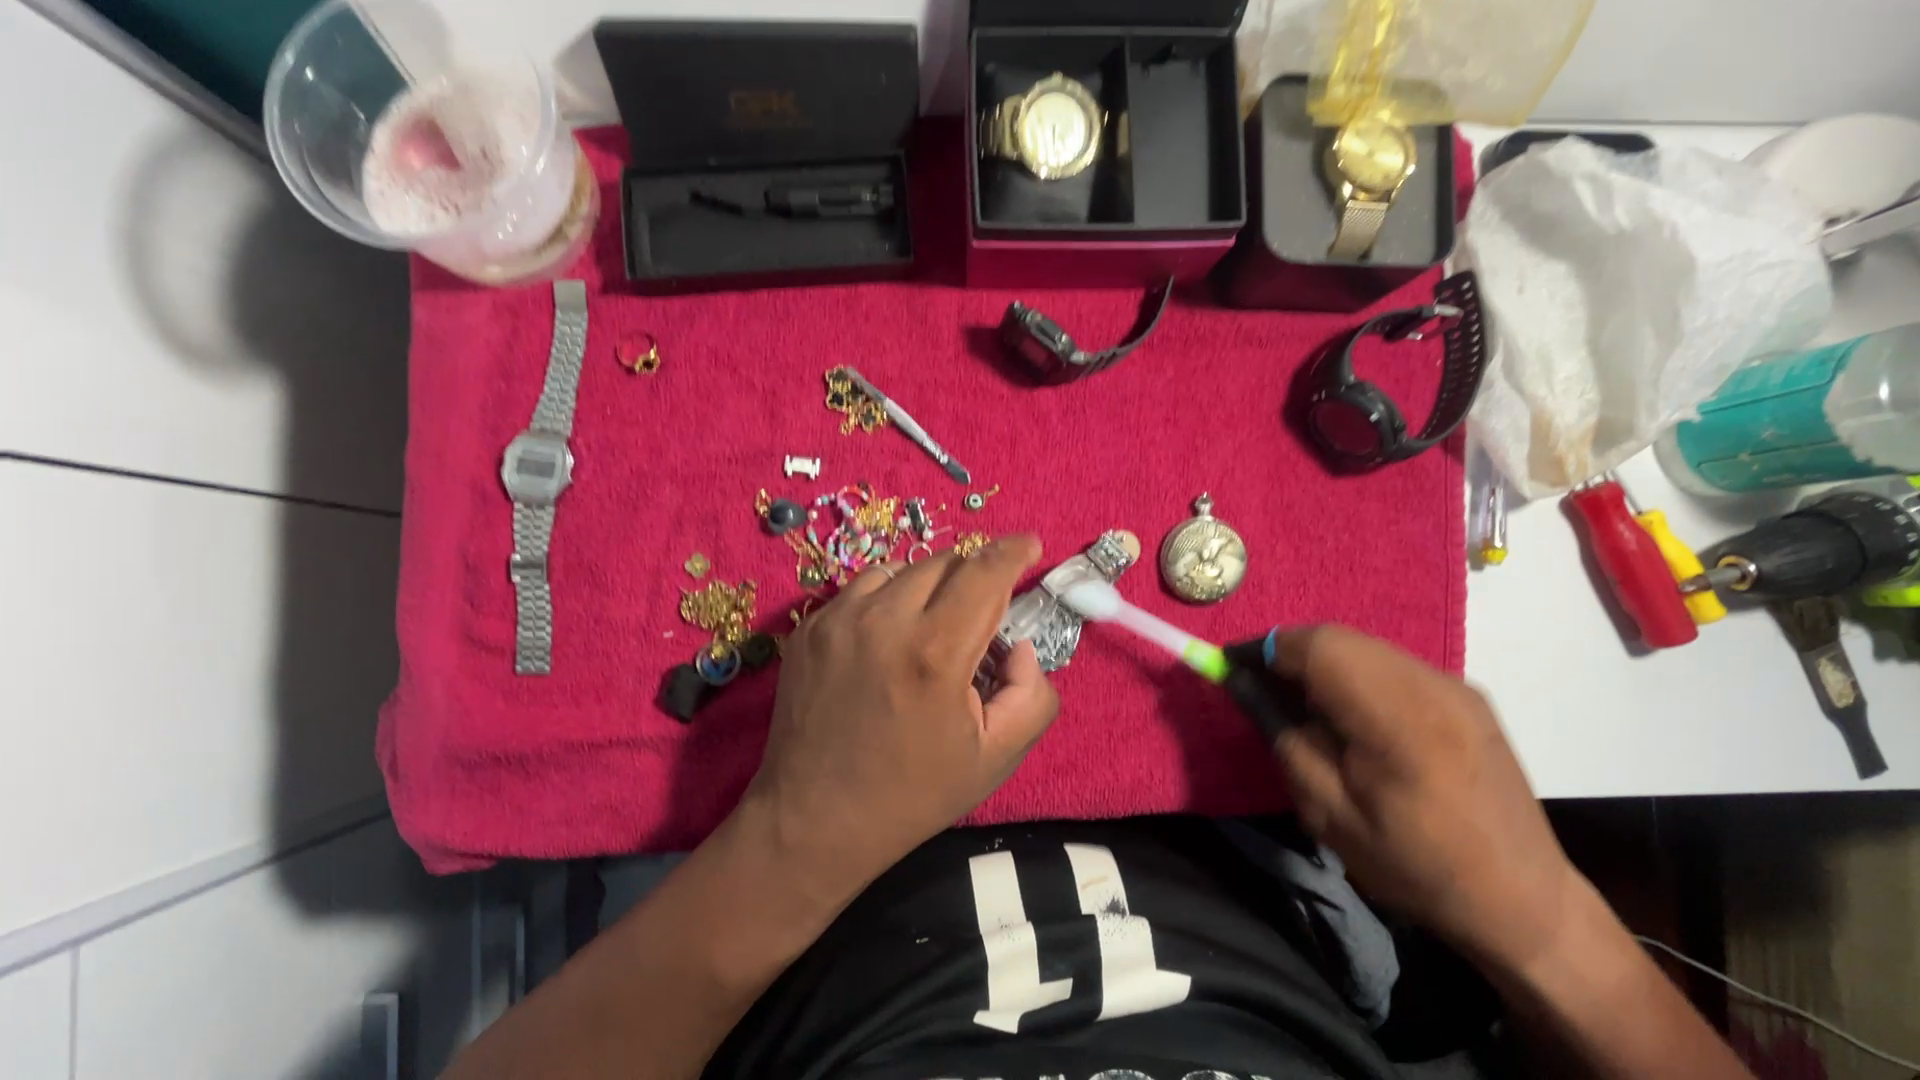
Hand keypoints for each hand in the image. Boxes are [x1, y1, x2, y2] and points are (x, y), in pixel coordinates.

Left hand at [744, 536, 1060, 888]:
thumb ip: (1032, 694)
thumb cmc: (914, 794)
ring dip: (929, 586)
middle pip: (944, 563)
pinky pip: (861, 591)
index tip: (1030, 545)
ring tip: (933, 627)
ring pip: (900, 570)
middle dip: (974, 575)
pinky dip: (887, 601)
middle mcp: (883, 621)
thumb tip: (1019, 645)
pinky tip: (888, 641)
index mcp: (935, 652)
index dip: (1013, 551)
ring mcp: (837, 620)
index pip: (984, 572)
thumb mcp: (997, 757)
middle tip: (983, 612)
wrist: (814, 821)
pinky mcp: (808, 629)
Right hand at [1270, 625, 1581, 976]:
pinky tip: (1353, 717)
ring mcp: (1456, 686)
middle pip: (1342, 639)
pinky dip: (1359, 676)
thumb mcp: (1329, 813)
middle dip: (1292, 656)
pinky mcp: (1468, 697)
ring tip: (1306, 708)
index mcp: (1398, 716)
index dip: (1267, 649)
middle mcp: (1433, 685)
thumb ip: (1284, 737)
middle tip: (1263, 691)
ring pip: (1368, 648)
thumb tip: (1245, 684)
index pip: (1318, 646)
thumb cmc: (1414, 865)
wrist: (1521, 899)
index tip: (1230, 668)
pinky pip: (1395, 666)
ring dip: (1325, 665)